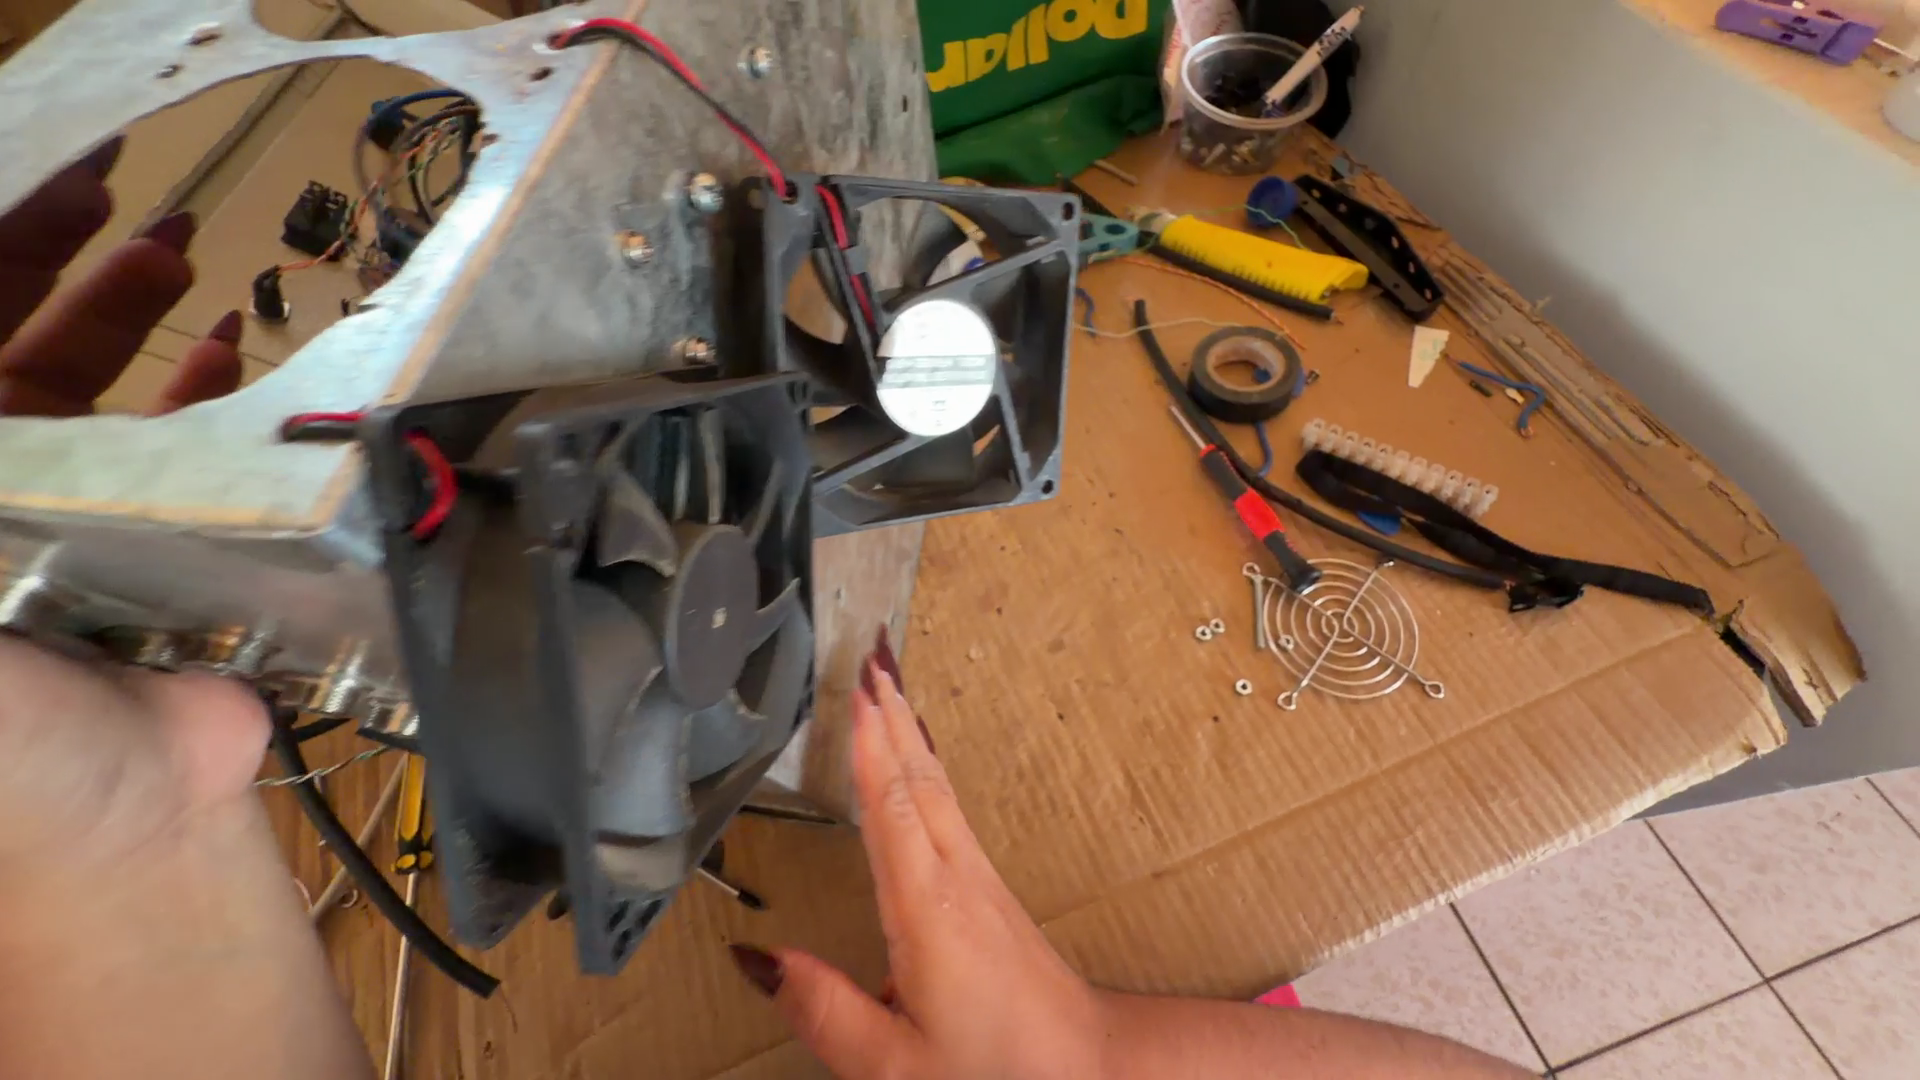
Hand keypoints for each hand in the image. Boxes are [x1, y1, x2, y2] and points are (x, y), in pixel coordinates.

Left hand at [0, 136, 263, 879]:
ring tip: (174, 248)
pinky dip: (204, 394)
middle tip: (103, 188)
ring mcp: (76, 507)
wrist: (121, 807)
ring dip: (126, 312)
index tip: (28, 183)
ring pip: (89, 383)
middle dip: (40, 259)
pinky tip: (228, 352)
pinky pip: (184, 444)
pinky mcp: (173, 536)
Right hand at [729, 632, 1109, 1079]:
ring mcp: (976, 870)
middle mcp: (955, 872)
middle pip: (919, 773)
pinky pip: (948, 801)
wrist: (1087, 1065)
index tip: (860, 689)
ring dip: (911, 727)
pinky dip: (928, 761)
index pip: (892, 804)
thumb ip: (823, 1009)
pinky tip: (923, 754)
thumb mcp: (892, 1065)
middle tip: (875, 657)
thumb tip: (759, 959)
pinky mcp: (985, 879)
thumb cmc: (999, 1066)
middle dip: (894, 711)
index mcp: (927, 906)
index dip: (873, 743)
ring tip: (891, 686)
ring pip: (937, 780)